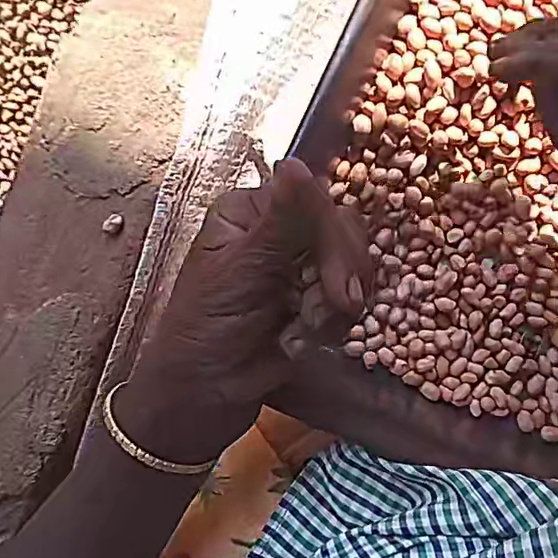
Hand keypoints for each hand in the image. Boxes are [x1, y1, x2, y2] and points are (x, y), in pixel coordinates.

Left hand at [117, 158, 370, 464]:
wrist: (204, 395)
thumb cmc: (205, 328)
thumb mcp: (242, 273)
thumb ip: (280, 222)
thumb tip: (296, 162)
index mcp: (254, 212)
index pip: (316, 203)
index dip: (335, 243)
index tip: (340, 287)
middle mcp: (282, 231)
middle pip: (343, 233)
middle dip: (337, 278)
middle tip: (329, 314)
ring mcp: (302, 266)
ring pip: (354, 267)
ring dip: (333, 307)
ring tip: (301, 334)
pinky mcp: (316, 299)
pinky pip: (350, 300)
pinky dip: (332, 327)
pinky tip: (298, 343)